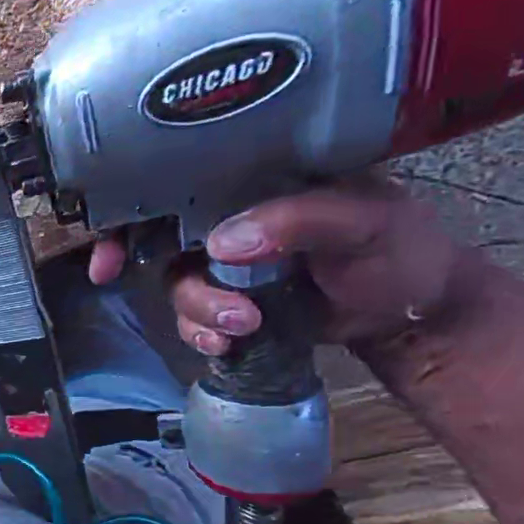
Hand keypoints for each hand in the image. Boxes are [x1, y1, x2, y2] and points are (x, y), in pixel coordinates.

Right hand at [88, 171, 466, 356]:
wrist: (415, 317)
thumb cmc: (400, 253)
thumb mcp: (364, 222)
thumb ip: (299, 221)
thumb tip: (219, 244)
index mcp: (256, 183)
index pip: (181, 180)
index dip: (131, 203)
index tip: (108, 230)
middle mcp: (229, 218)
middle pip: (156, 233)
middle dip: (128, 257)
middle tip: (111, 276)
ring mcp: (224, 264)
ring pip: (173, 282)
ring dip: (195, 308)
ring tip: (242, 324)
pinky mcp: (227, 302)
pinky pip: (190, 317)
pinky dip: (200, 332)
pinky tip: (225, 343)